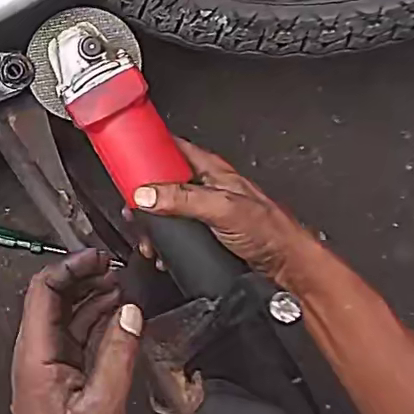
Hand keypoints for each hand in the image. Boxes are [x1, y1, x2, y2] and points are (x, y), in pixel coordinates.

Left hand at [0, 250, 141, 413]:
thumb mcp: (102, 407)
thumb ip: (117, 355)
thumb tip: (131, 314)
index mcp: (35, 353)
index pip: (43, 289)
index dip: (70, 266)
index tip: (98, 259)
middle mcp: (34, 352)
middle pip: (52, 295)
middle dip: (83, 276)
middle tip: (114, 268)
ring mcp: (44, 362)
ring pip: (64, 313)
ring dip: (90, 297)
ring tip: (120, 287)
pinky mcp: (55, 374)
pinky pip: (73, 334)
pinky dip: (93, 319)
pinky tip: (115, 316)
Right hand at [131, 138, 323, 286]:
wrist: (288, 267)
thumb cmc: (271, 232)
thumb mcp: (222, 208)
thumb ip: (183, 198)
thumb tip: (147, 194)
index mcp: (211, 170)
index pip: (171, 147)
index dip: (148, 146)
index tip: (126, 153)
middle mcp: (206, 187)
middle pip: (163, 180)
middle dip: (144, 193)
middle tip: (132, 204)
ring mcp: (205, 210)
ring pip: (167, 207)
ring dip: (152, 221)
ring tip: (146, 232)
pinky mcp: (205, 233)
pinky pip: (175, 230)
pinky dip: (163, 238)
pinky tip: (160, 248)